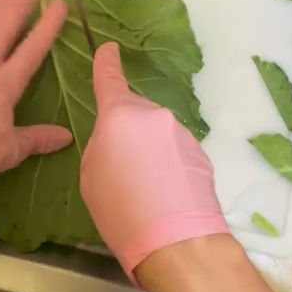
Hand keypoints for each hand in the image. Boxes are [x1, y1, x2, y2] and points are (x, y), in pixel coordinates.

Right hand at [80, 42, 228, 278]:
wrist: (176, 243)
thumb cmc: (120, 211)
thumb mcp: (90, 177)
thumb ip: (102, 146)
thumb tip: (118, 142)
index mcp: (119, 115)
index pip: (110, 79)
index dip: (106, 63)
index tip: (108, 49)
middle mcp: (153, 115)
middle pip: (134, 113)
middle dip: (126, 131)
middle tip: (119, 167)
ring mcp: (181, 133)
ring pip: (156, 134)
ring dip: (149, 151)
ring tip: (144, 189)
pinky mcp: (201, 154)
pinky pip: (175, 152)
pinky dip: (168, 166)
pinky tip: (165, 195)